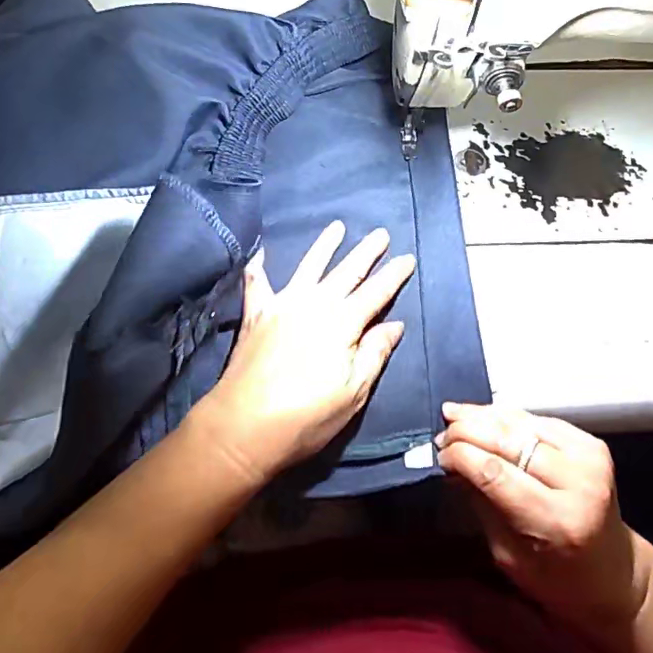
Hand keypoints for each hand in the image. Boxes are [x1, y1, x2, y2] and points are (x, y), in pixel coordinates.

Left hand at [188, 222, 415, 486]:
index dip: (394, 275)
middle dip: (366, 252)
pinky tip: (260, 254)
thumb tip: (395, 324)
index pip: (376, 292)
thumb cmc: (306, 416)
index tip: (408, 257)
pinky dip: (258, 268)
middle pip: (346, 271)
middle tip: (380, 233)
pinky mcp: (256, 314)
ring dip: (324, 245)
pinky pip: (257, 284)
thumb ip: (373, 354)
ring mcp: (282, 305)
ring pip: (308, 267)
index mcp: (342, 323)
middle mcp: (314, 304)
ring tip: (337, 227)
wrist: (244, 425)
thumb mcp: (353, 392)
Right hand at [435, 403, 652, 646]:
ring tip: (455, 415)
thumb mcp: (508, 554)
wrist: (614, 574)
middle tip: (443, 433)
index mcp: (558, 521)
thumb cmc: (556, 578)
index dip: (460, 456)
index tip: (439, 455)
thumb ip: (482, 502)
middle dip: (467, 430)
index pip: (495, 472)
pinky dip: (508, 417)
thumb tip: (451, 462)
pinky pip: (538, 419)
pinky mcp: (592, 443)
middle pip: (507, 440)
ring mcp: (589, 458)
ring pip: (522, 421)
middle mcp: (578, 483)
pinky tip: (486, 417)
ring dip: (483, 416)